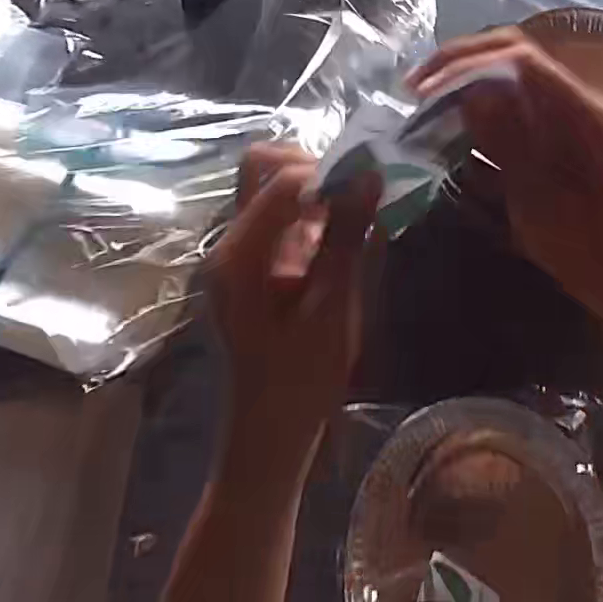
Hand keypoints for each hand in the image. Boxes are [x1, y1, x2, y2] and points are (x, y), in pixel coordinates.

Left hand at [207, 144, 379, 455]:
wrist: (271, 434)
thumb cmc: (300, 381)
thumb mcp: (332, 308)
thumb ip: (347, 237)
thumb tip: (371, 176)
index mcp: (238, 257)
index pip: (279, 181)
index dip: (327, 174)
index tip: (368, 189)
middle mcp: (230, 243)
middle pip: (263, 167)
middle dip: (316, 167)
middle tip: (358, 194)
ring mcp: (240, 251)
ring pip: (273, 185)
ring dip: (318, 187)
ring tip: (357, 212)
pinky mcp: (256, 261)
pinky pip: (285, 212)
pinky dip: (317, 209)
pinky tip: (345, 234)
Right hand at [409, 28, 602, 323]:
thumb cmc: (581, 245)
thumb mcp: (538, 197)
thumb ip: (507, 140)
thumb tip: (472, 93)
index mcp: (585, 112)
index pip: (523, 60)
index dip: (469, 64)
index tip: (427, 89)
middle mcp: (580, 101)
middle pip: (517, 55)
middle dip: (464, 62)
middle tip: (419, 86)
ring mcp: (571, 113)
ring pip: (513, 74)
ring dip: (469, 77)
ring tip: (428, 96)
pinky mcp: (559, 129)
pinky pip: (517, 99)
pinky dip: (482, 102)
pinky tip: (456, 116)